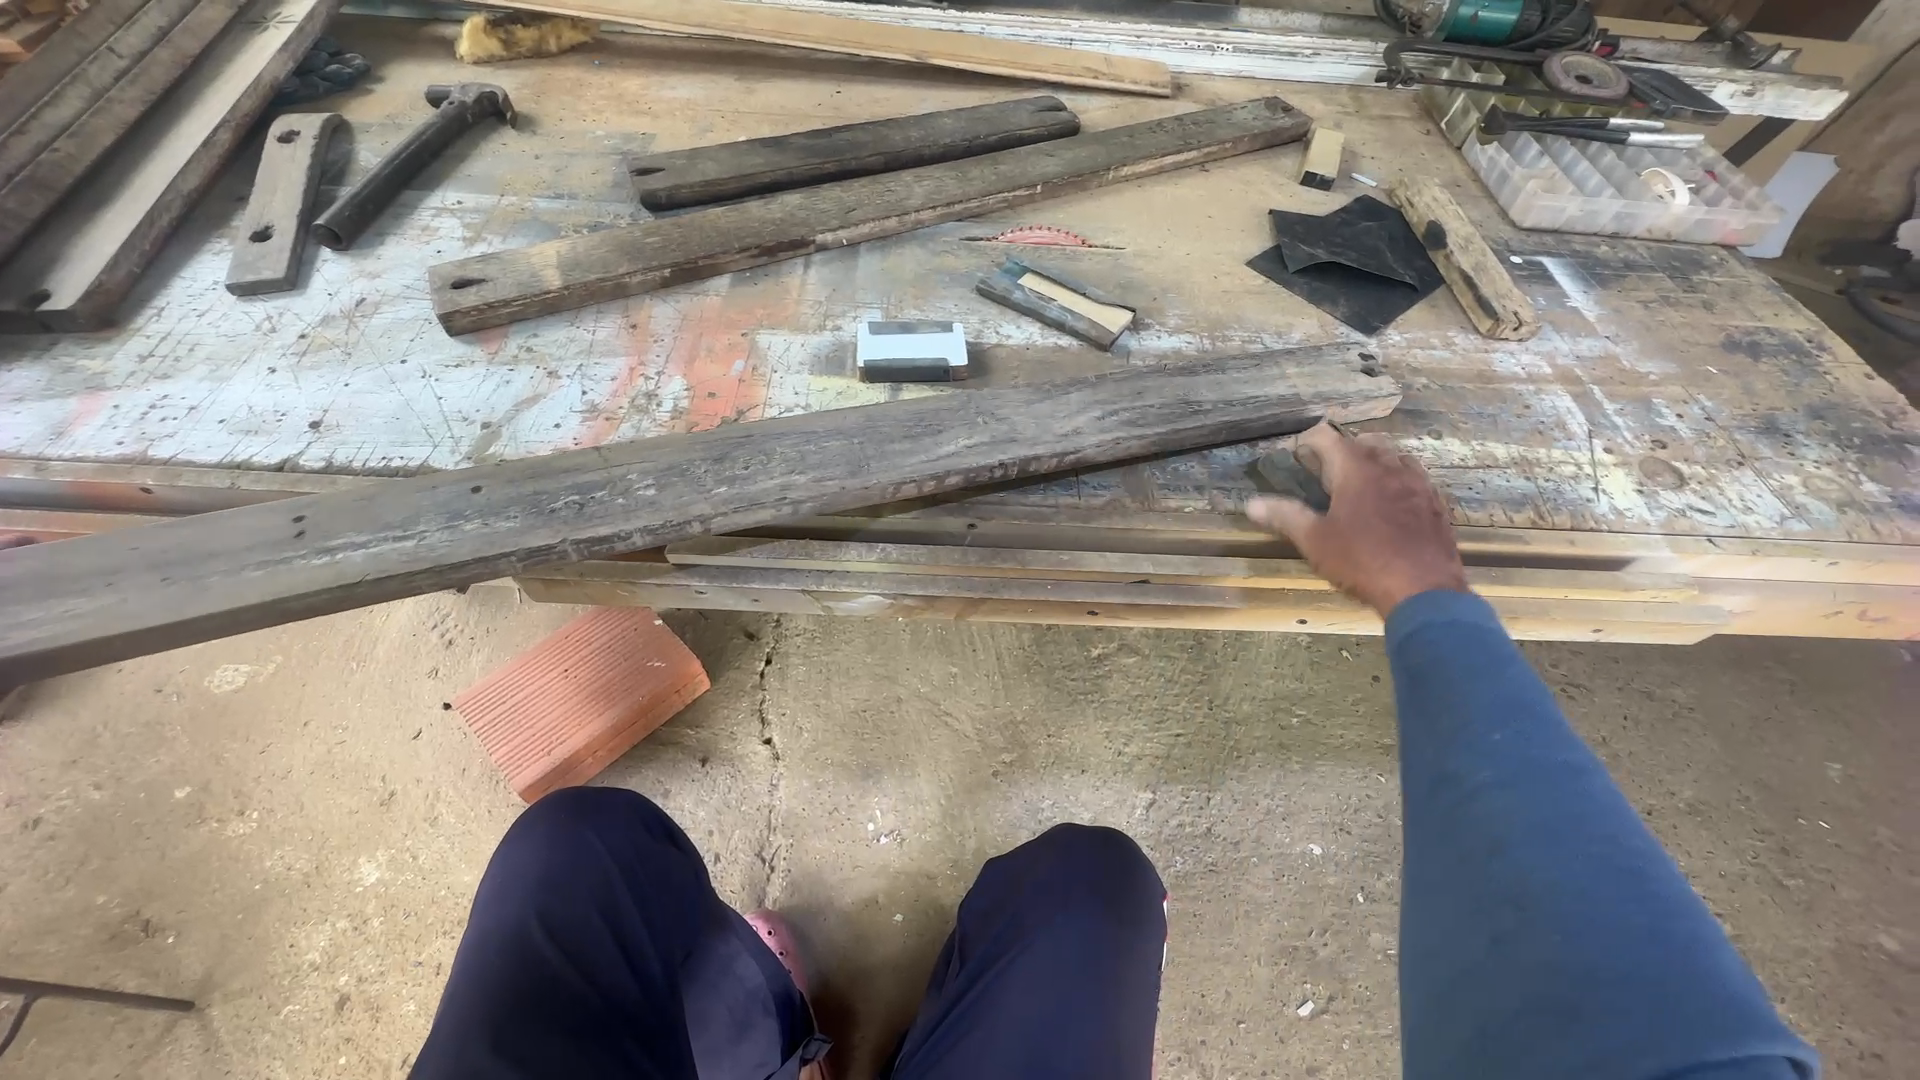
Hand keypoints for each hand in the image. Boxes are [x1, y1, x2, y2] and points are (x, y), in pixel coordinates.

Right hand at [1245, 422, 1467, 616]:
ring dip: (1376, 460)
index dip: (1308, 441)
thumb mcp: (1314, 541)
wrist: (1423, 590)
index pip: (1328, 438)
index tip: (1297, 454)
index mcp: (1356, 471)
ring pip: (1396, 456)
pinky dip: (1399, 479)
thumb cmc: (1361, 561)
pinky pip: (1417, 478)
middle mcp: (1389, 468)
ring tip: (1360, 481)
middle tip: (1328, 468)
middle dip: (1345, 447)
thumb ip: (1284, 516)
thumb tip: (1251, 503)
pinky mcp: (1436, 505)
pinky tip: (1392, 501)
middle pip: (1367, 440)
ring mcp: (1418, 485)